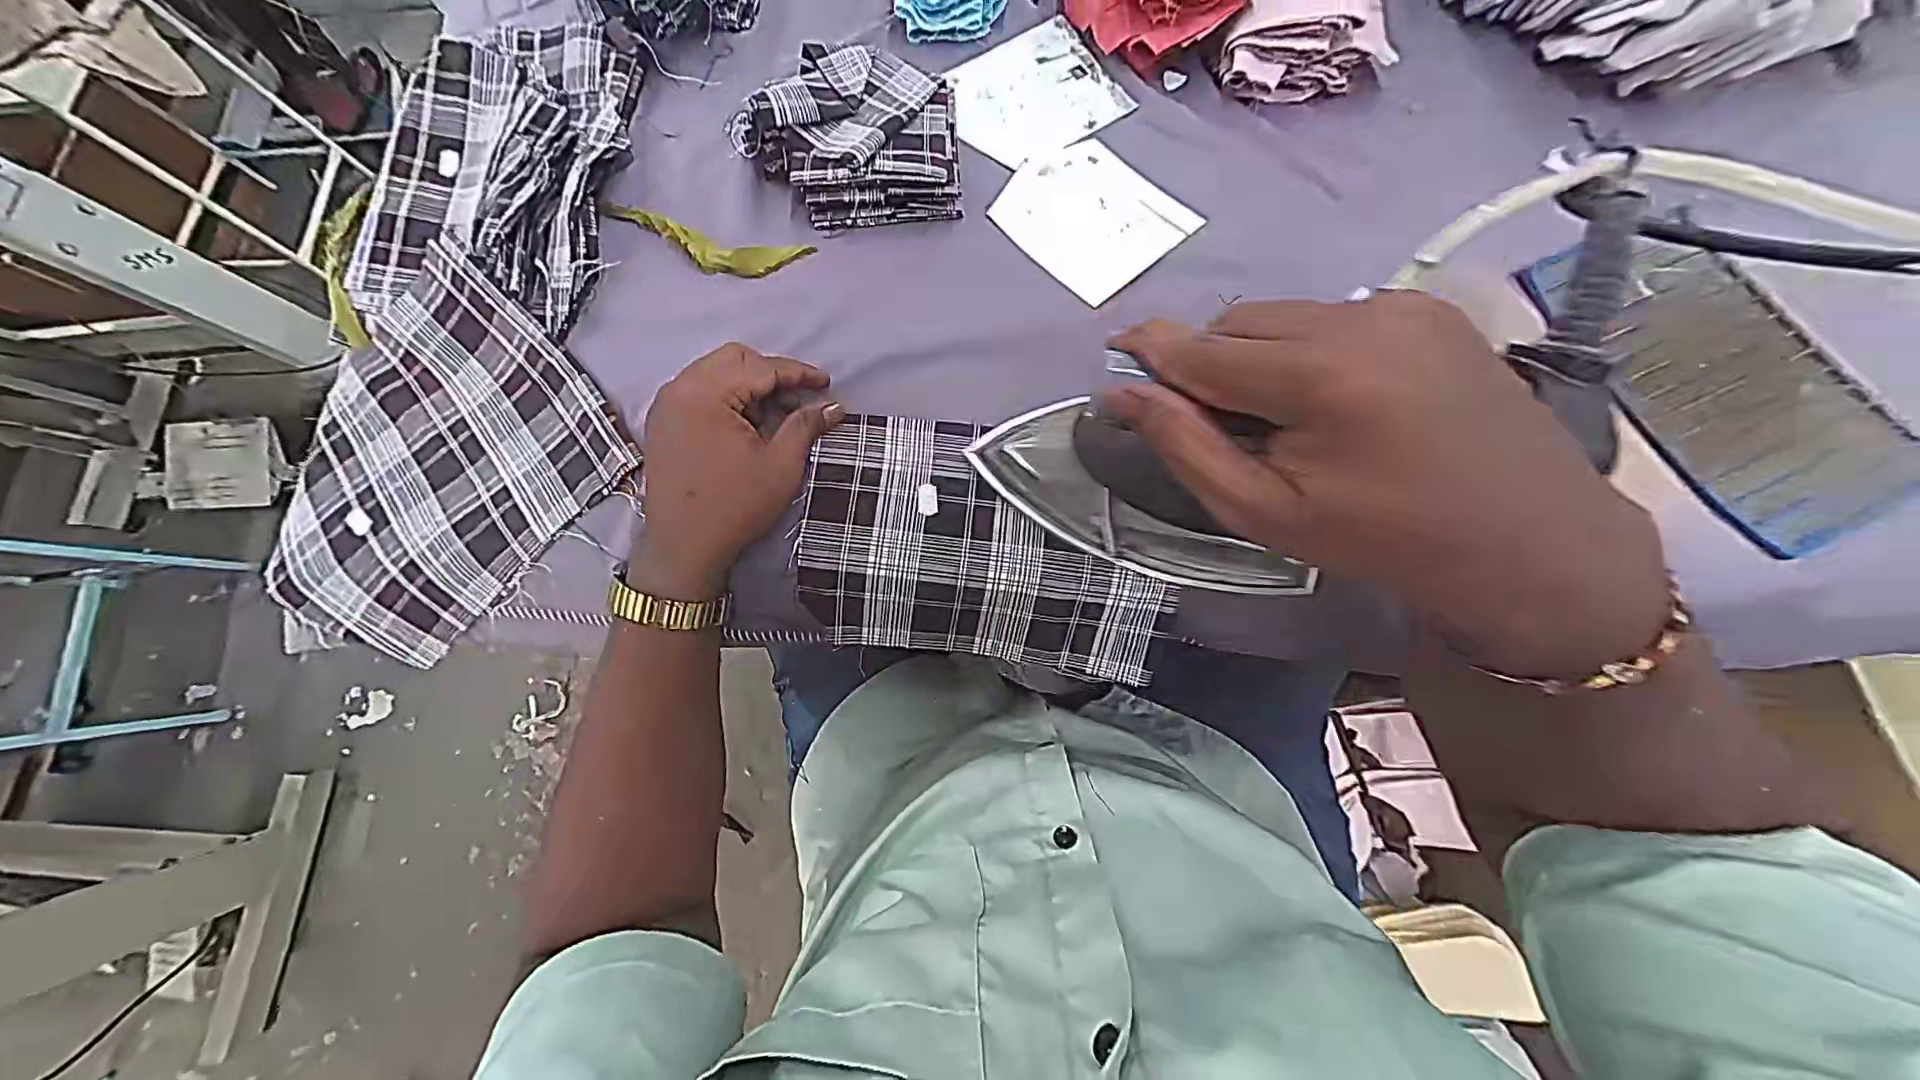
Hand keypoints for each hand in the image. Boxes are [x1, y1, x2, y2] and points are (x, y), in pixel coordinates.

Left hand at [633, 343, 841, 598]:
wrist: (684, 546)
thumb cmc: (735, 506)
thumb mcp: (781, 465)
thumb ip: (806, 426)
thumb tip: (833, 407)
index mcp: (706, 393)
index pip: (760, 368)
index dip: (798, 374)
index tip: (826, 383)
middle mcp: (679, 389)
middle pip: (734, 360)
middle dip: (772, 374)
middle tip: (801, 400)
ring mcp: (666, 406)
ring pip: (715, 374)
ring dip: (750, 387)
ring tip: (777, 416)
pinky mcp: (664, 424)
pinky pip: (700, 393)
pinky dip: (729, 399)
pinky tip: (750, 425)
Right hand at [1099, 293, 1668, 678]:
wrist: (1523, 539)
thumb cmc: (1379, 539)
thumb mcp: (1262, 511)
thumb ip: (1186, 445)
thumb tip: (1127, 393)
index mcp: (1321, 376)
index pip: (1204, 349)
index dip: (1150, 350)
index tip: (1115, 353)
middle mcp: (1362, 319)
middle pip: (1238, 323)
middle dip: (1209, 364)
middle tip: (1218, 424)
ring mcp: (1402, 306)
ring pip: (1280, 316)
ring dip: (1254, 356)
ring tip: (1280, 417)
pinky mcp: (1426, 308)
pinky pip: (1327, 316)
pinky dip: (1302, 349)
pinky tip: (1328, 399)